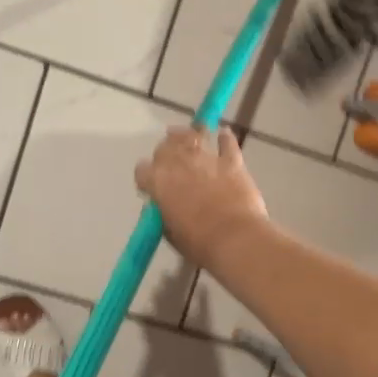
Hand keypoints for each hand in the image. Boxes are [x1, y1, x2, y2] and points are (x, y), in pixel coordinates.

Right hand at [134, 127, 268, 267]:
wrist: (235, 238)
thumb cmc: (198, 242)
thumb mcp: (169, 232)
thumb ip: (163, 213)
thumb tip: (162, 205)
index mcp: (158, 181)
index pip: (142, 170)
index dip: (145, 177)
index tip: (150, 185)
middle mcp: (178, 163)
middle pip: (166, 147)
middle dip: (165, 151)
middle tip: (168, 157)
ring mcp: (206, 159)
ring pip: (193, 135)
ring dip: (188, 134)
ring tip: (189, 133)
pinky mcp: (231, 161)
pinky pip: (227, 143)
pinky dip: (224, 138)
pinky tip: (224, 133)